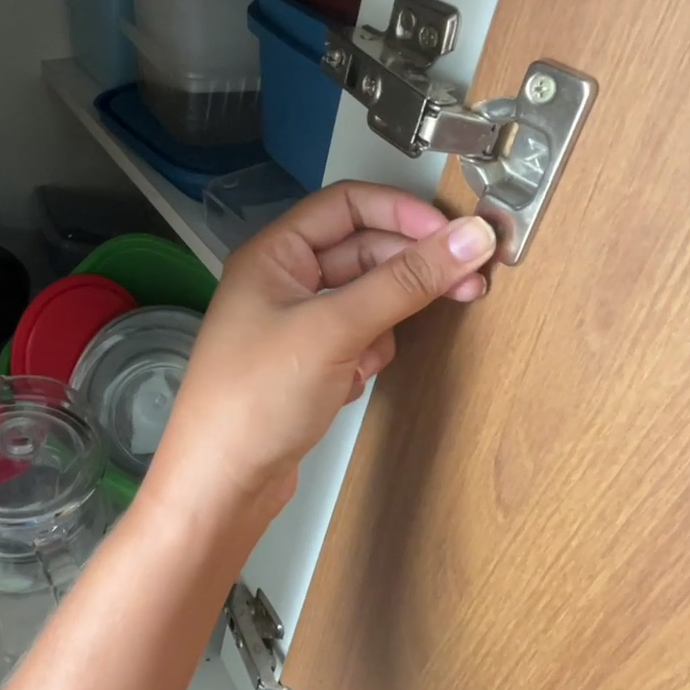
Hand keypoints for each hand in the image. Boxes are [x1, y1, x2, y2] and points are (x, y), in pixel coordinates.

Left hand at [145, 181, 497, 519]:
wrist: (221, 484)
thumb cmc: (255, 399)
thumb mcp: (334, 330)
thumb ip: (403, 282)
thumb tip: (468, 238)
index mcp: (272, 255)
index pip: (345, 204)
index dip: (401, 212)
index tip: (452, 234)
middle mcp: (281, 282)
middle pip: (361, 251)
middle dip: (410, 268)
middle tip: (468, 283)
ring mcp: (293, 324)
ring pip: (364, 298)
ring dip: (385, 319)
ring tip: (376, 353)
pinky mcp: (306, 364)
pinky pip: (356, 339)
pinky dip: (366, 354)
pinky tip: (353, 380)